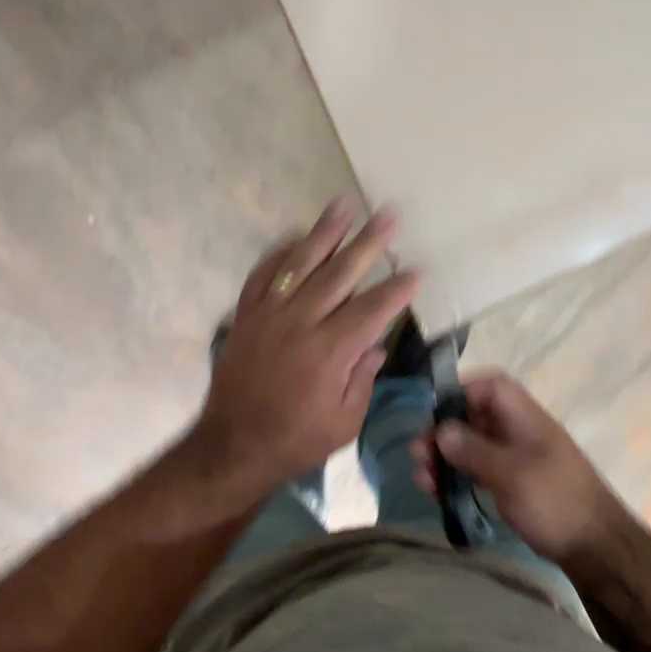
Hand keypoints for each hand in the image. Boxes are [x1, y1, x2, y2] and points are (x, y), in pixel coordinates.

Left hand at [191, 198, 420, 498]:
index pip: (372, 310)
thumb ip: (362, 380)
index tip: (416, 271)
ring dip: (324, 233)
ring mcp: (269, 317)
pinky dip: (279, 254)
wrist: (234, 446)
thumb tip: (374, 346)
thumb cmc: (296, 441)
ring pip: (300, 264)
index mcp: (330, 352)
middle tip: (388, 215)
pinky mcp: (246, 318)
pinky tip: (295, 238)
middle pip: (339, 274)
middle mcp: (300, 324)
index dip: (396, 290)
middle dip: (367, 244)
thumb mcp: (344, 422)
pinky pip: (263, 276)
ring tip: (343, 205)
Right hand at [409, 373, 633, 564]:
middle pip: (474, 418)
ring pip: (471, 448)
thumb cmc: (556, 502)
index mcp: (526, 419)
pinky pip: (476, 473)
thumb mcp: (512, 473)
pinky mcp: (511, 487)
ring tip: (423, 479)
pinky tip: (437, 493)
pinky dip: (456, 478)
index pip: (491, 387)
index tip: (433, 416)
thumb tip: (441, 430)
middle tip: (418, 455)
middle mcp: (519, 435)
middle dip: (442, 433)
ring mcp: (515, 462)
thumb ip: (474, 450)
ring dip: (443, 459)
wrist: (595, 547)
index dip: (461, 392)